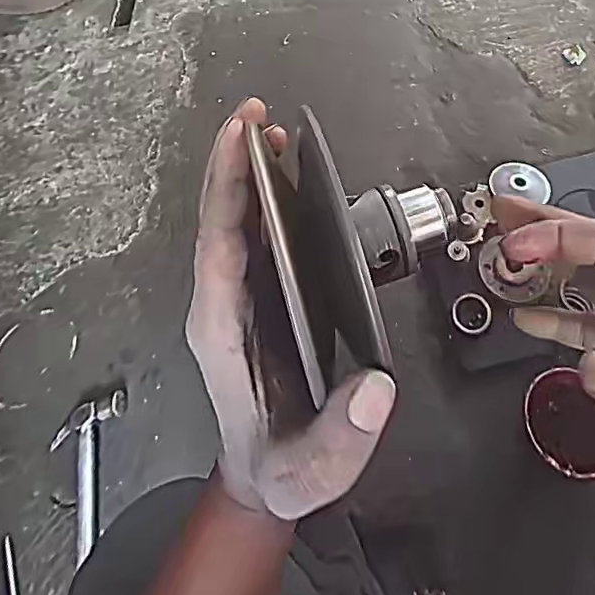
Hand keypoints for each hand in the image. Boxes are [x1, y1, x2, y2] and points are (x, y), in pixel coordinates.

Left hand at [186, 98, 397, 520]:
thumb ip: (341, 438)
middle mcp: (224, 307)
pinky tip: (286, 182)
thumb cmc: (282, 467)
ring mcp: (238, 301)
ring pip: (234, 226)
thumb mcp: (310, 469)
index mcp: (224, 332)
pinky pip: (254, 239)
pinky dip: (265, 202)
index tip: (240, 143)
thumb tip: (376, 389)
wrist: (263, 475)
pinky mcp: (257, 299)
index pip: (218, 250)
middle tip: (254, 119)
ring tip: (269, 136)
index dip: (228, 192)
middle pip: (220, 223)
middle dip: (232, 166)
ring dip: (246, 177)